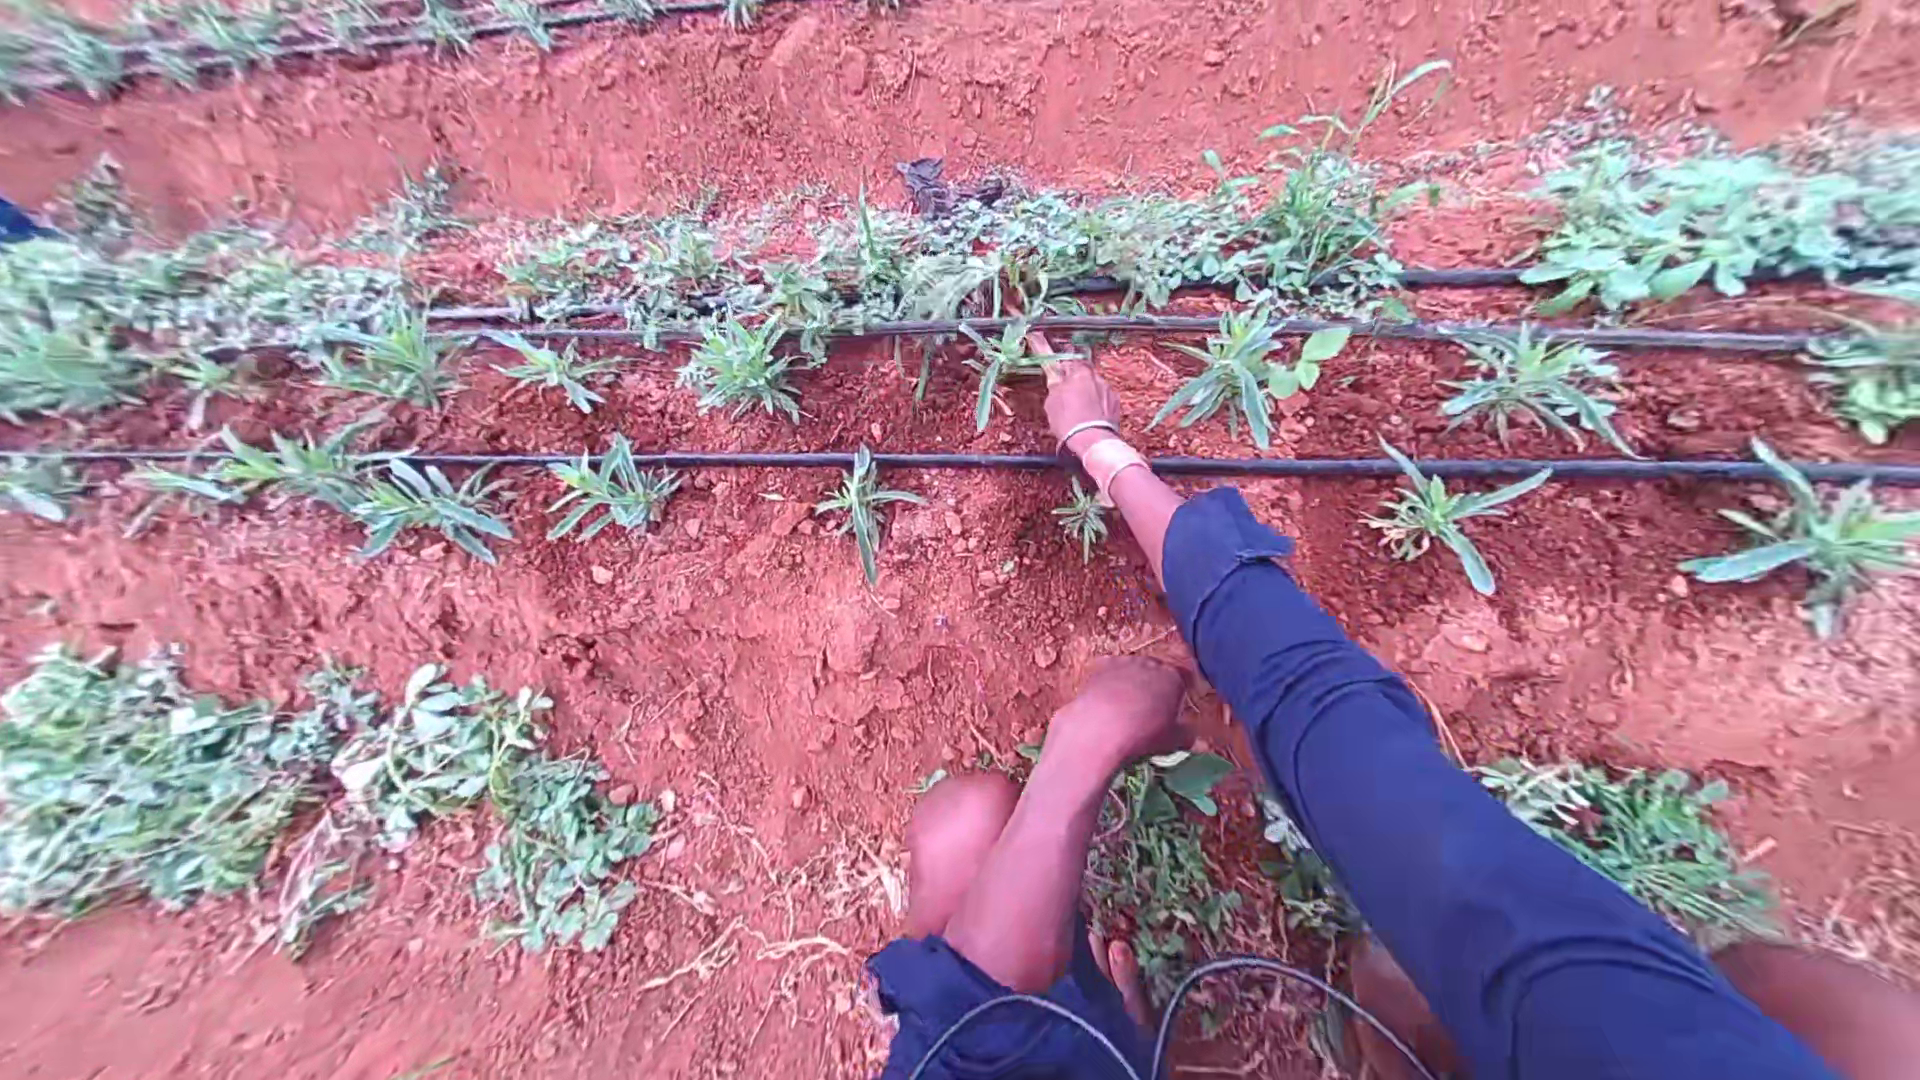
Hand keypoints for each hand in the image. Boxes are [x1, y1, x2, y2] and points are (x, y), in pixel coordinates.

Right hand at [1044, 360, 1122, 449]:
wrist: (1091, 440)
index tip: (1060, 377)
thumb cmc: (1068, 421)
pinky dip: (1099, 405)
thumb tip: (1055, 379)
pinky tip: (1092, 416)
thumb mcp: (1052, 403)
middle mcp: (1098, 378)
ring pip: (1097, 388)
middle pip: (1087, 375)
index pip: (1072, 363)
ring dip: (1090, 394)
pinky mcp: (1117, 405)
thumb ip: (1055, 386)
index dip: (1065, 370)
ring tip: (1081, 409)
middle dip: (1079, 382)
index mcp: (1081, 374)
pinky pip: (1105, 400)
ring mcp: (1109, 391)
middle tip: (1070, 394)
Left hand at [1045, 656, 1190, 778]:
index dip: (1177, 694)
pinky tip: (1105, 699)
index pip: (1182, 679)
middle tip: (1148, 709)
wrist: (1101, 727)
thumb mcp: (1174, 741)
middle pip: (1156, 671)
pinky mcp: (1100, 665)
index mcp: (1173, 678)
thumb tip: (1195, 737)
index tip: (1172, 709)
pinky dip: (1109, 682)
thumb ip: (1187, 735)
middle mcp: (1150, 664)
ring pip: (1132, 669)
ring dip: (1131, 682)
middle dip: (1154, 686)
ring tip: (1124, 707)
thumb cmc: (1143, 735)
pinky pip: (1109, 671)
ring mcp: (1124, 662)